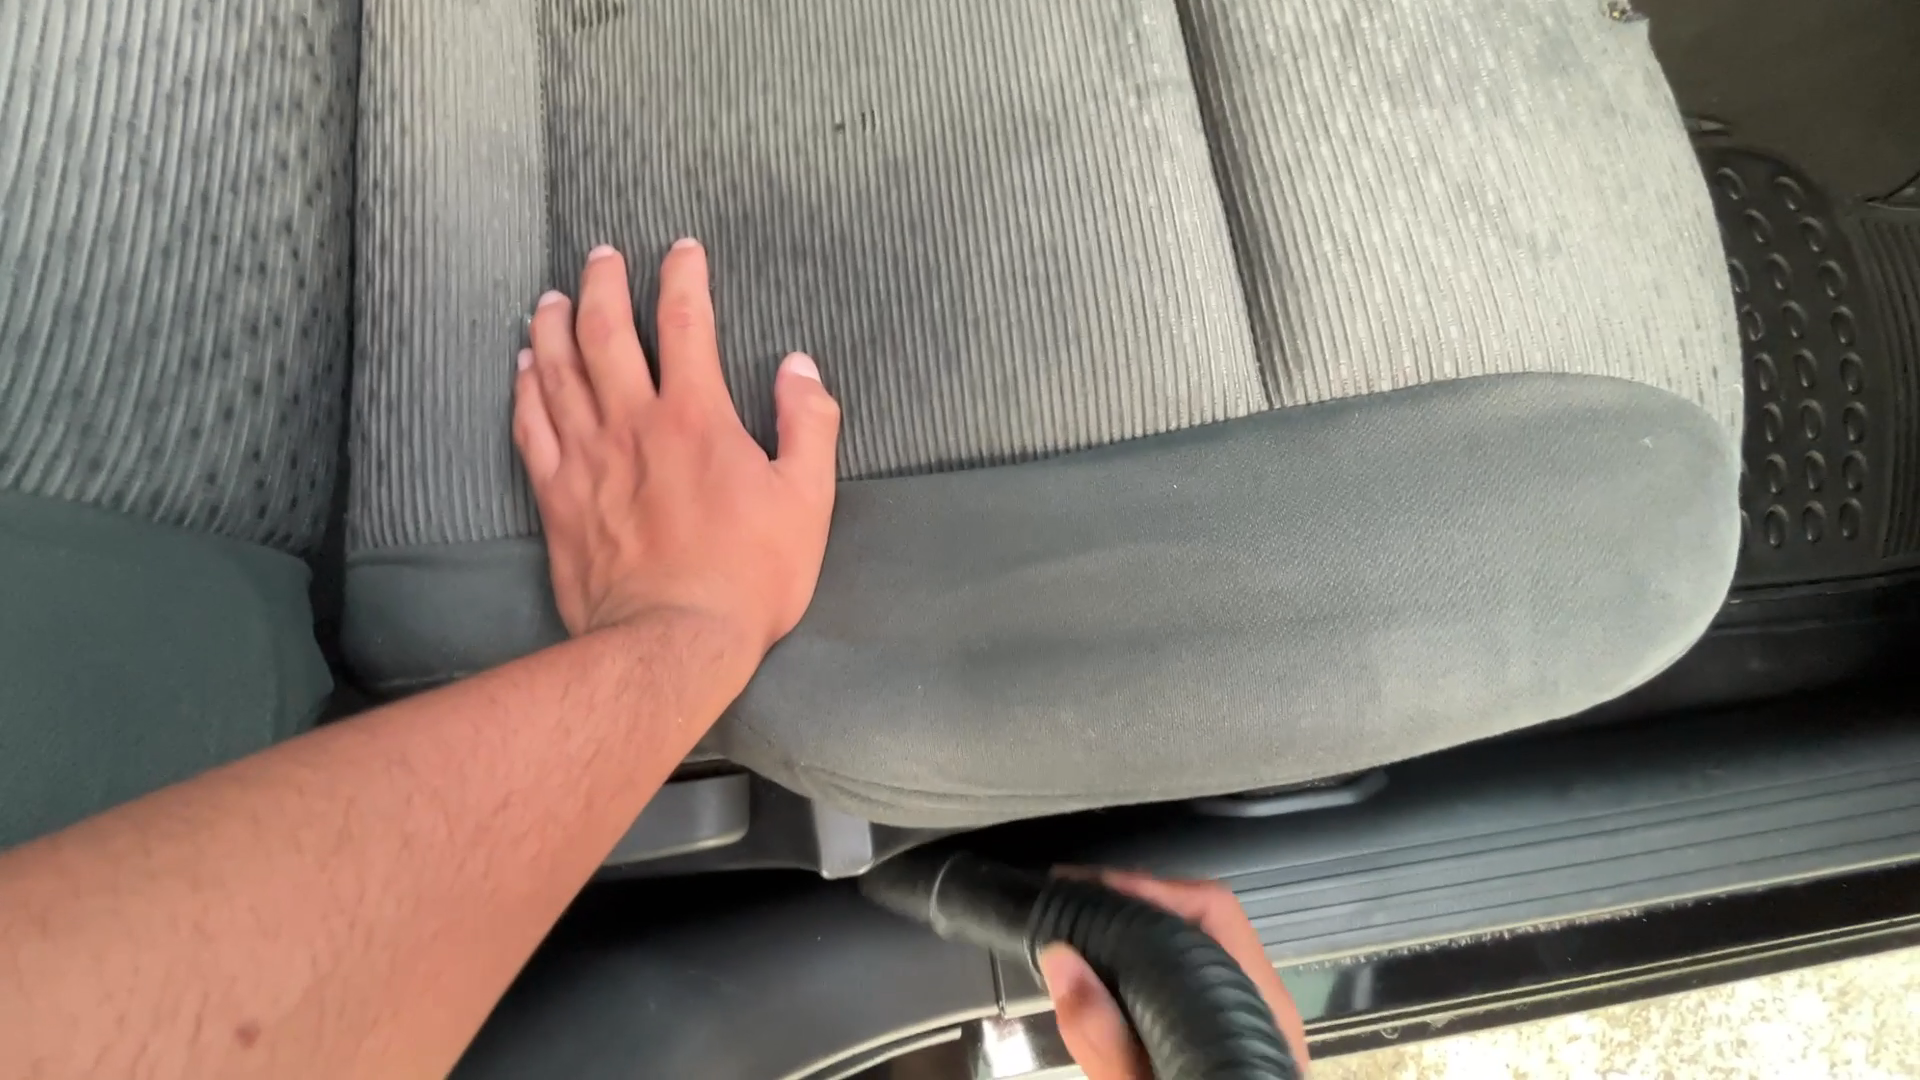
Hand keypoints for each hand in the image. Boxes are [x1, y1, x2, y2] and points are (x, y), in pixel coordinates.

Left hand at [514, 240, 840, 652]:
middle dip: (606, 284)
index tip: (681, 249)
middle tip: (601, 254)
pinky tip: (523, 365)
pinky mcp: (558, 496)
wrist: (674, 641)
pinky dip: (525, 387)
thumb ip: (808, 423)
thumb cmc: (751, 573)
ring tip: (553, 296)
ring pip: (559, 371)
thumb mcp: (807, 499)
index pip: (686, 324)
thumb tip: (798, 365)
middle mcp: (633, 423)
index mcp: (697, 417)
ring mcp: (587, 458)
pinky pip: (531, 426)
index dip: (683, 278)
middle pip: (607, 333)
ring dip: (555, 325)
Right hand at [1038, 870, 1311, 1077]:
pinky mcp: (1216, 1042)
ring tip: (1076, 929)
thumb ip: (1107, 1040)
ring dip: (1131, 932)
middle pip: (1198, 921)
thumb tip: (1060, 958)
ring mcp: (1238, 1024)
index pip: (1212, 912)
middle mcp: (1255, 1008)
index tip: (1087, 892)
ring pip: (1187, 949)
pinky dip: (1137, 965)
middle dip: (1129, 904)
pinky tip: (1102, 976)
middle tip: (1069, 905)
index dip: (1147, 889)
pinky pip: (1178, 982)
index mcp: (1255, 1012)